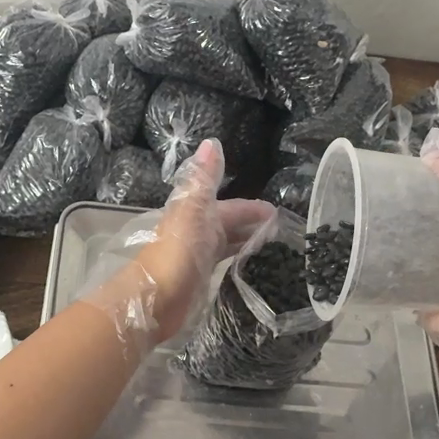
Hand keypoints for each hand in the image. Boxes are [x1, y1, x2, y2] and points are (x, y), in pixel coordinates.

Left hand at [85, 139, 272, 347]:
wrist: (154, 297)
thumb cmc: (176, 252)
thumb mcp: (192, 210)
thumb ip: (203, 179)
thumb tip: (211, 142)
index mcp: (197, 213)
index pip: (233, 207)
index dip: (254, 209)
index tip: (279, 213)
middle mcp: (198, 232)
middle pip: (231, 225)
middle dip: (254, 226)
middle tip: (284, 234)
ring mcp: (198, 257)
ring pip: (228, 245)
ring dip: (247, 244)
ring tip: (275, 251)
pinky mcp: (199, 280)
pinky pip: (224, 266)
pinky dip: (238, 264)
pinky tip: (250, 270)